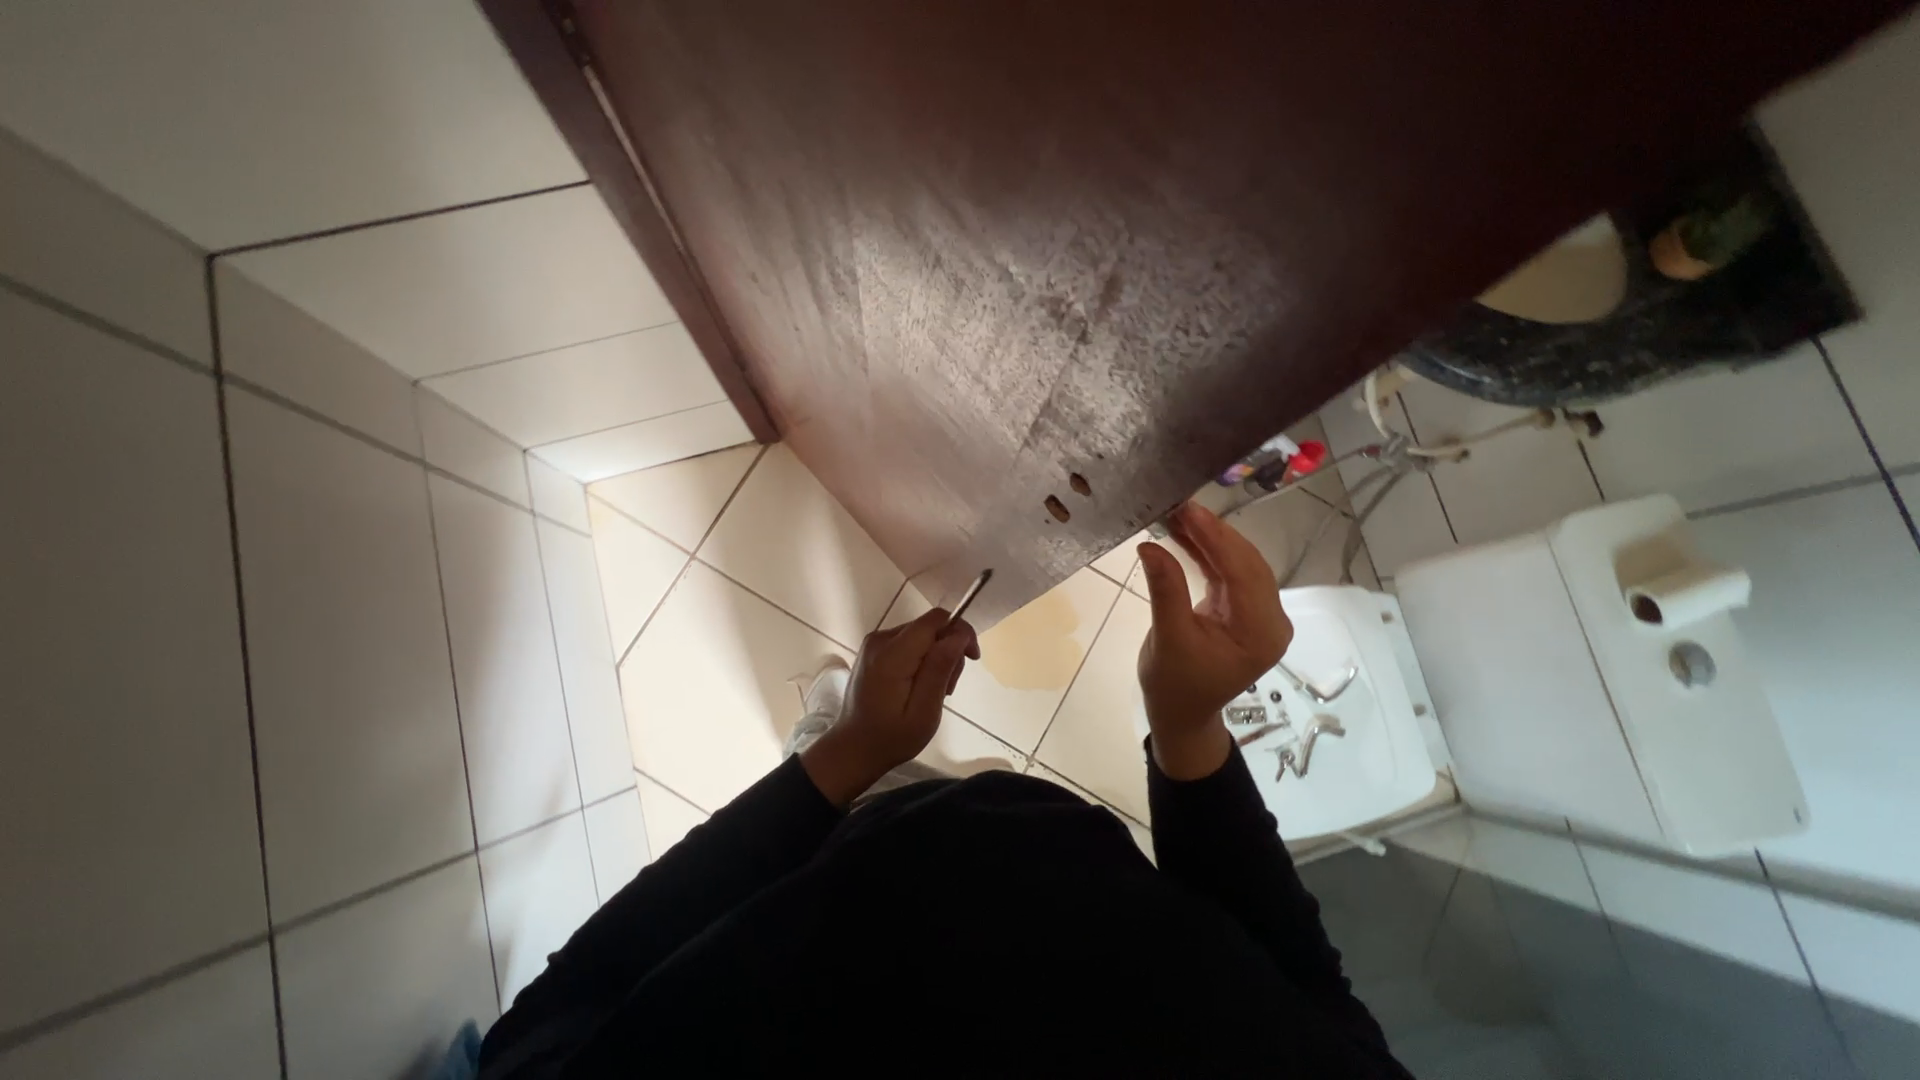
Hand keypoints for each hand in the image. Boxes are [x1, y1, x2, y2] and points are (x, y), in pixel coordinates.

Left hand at [800, 607, 979, 805]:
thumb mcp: (924, 712)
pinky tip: (919, 686)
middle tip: (947, 688)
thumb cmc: (891, 738)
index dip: (960, 632)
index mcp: (892, 654)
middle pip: (930, 627)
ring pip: (922, 634)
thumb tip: (959, 635)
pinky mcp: (874, 649)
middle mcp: (881, 639)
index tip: (972, 659)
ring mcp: (875, 643)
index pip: (935, 620)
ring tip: (932, 692)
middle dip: (948, 651)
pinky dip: (922, 659)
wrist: (853, 748)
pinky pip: (910, 642)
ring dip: (936, 658)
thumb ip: (939, 670)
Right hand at [1135, 502, 1292, 778]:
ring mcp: (1259, 616)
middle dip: (1214, 533)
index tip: (1189, 509)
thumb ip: (1165, 590)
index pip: (1244, 573)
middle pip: (1247, 564)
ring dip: (1210, 540)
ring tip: (1178, 514)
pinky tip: (1184, 535)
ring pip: (1239, 565)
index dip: (1217, 538)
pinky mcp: (1243, 612)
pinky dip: (1208, 555)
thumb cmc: (1175, 686)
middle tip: (1180, 505)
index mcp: (1261, 632)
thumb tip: (1151, 545)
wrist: (1181, 716)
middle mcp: (1270, 621)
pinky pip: (1229, 575)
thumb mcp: (1168, 639)